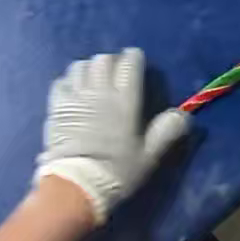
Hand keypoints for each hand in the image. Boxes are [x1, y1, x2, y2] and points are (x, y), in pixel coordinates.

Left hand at [34, 48, 190, 223]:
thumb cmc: (117, 170)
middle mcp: (99, 91)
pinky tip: (73, 91)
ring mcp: (75, 96)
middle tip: (115, 72)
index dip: (133, 58)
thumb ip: (167, 131)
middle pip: (103, 60)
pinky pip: (61, 81)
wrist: (77, 182)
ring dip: (89, 68)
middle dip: (111, 61)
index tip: (135, 61)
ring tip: (93, 79)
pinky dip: (68, 81)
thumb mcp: (149, 154)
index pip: (129, 63)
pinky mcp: (56, 105)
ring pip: (80, 66)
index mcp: (125, 100)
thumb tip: (184, 114)